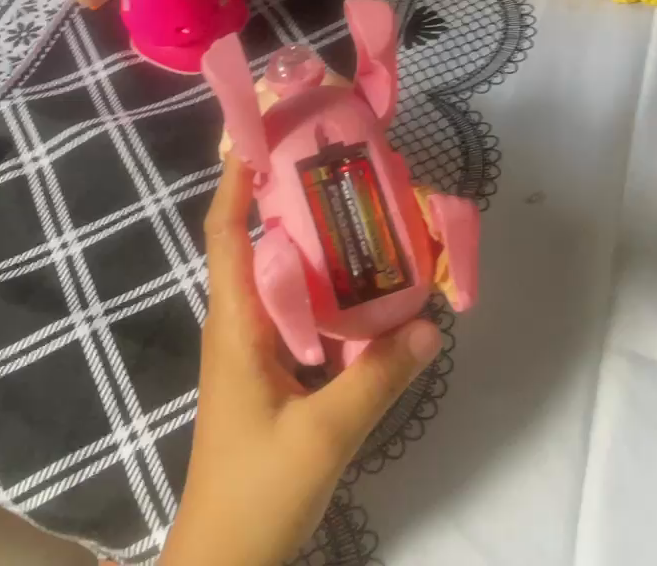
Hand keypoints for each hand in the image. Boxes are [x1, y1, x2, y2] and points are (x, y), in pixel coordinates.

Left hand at [160, 157, 441, 565]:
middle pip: (255, 243)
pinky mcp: (271, 372)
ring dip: (310, 243)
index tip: (258, 134)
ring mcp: (253, 348)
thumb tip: (431, 325)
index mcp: (235, 323)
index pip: (226, 232)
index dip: (235, 179)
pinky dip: (326, 290)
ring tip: (359, 210)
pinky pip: (298, 313)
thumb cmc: (256, 488)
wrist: (224, 556)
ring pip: (281, 278)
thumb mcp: (323, 435)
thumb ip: (377, 380)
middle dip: (286, 198)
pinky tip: (366, 289)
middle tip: (336, 163)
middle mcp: (239, 323)